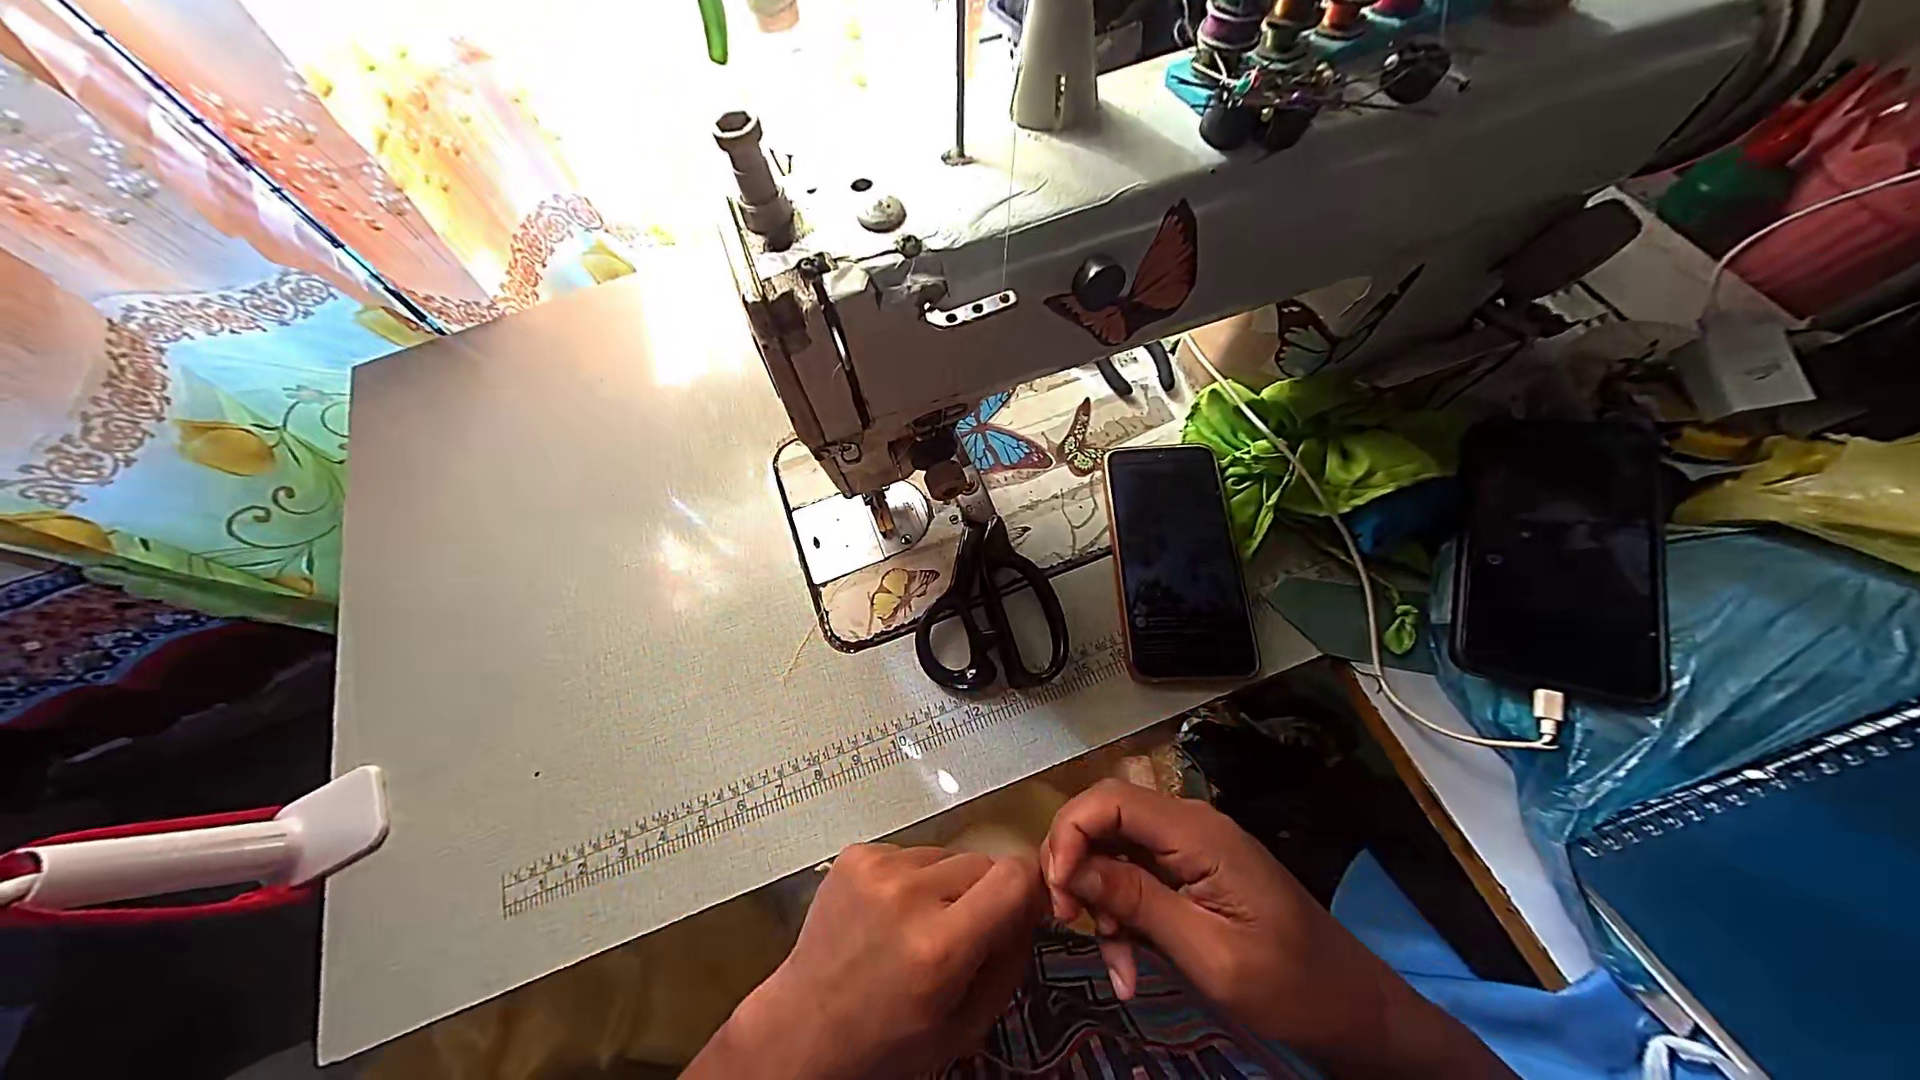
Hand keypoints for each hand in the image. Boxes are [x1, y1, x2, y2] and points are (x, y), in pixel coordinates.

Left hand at [689, 843, 1045, 1079]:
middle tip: (962, 928)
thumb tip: (1032, 903)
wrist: (803, 1026)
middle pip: (982, 861)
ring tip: (917, 922)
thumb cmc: (887, 1040)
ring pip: (947, 854)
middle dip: (984, 892)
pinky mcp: (855, 853)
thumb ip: (1009, 959)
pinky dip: (912, 877)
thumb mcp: (965, 1024)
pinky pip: (911, 852)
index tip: (1023, 904)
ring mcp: (877, 867)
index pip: (1013, 875)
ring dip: (945, 883)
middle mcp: (908, 894)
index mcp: (940, 947)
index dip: (1027, 887)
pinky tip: (889, 911)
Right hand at [1041, 780, 1514, 1078]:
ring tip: (1114, 963)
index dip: (1070, 833)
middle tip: (1067, 919)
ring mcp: (1189, 845)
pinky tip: (1129, 964)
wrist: (1353, 1008)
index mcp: (1196, 830)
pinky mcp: (1190, 869)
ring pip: (1115, 850)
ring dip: (1100, 901)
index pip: (1109, 800)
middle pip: (1105, 818)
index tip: (1057, 890)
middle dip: (1076, 864)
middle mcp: (1187, 823)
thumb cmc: (1288, 983)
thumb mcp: (1207, 952)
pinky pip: (1137, 876)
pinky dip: (1124, 915)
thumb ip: (1136, 900)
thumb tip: (1069, 866)